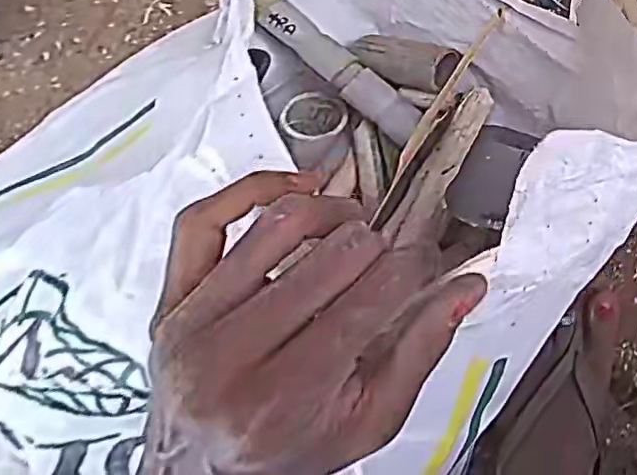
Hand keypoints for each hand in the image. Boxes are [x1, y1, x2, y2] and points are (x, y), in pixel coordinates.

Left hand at [142, 171, 487, 474]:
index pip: (378, 292)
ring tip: (352, 227)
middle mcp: (230, 358)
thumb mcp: (368, 420)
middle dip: (380, 245)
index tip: (424, 263)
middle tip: (389, 255)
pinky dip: (255, 188)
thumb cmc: (286, 448)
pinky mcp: (171, 299)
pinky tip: (297, 190)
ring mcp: (193, 324)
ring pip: (281, 222)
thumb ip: (422, 350)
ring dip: (335, 211)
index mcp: (286, 396)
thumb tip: (465, 288)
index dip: (416, 265)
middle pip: (336, 253)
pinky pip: (204, 219)